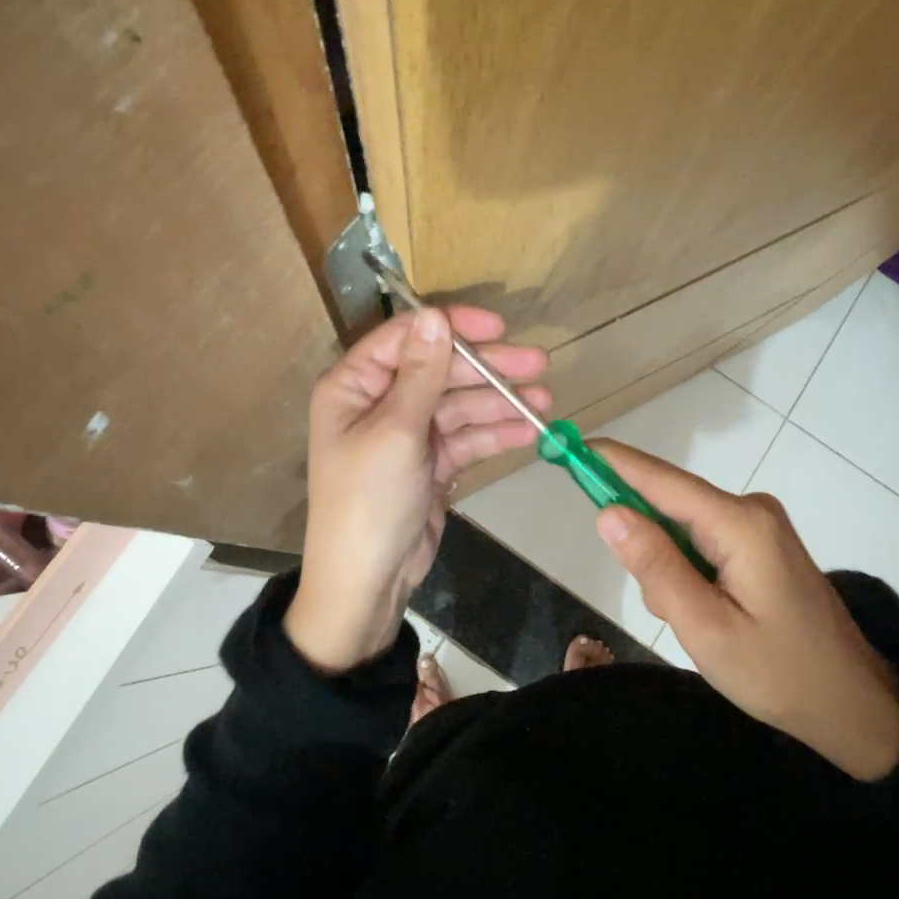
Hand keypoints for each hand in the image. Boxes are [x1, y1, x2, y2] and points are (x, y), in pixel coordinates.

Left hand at [287, 306, 549, 673]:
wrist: (366, 584)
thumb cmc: (369, 502)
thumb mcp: (396, 432)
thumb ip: (421, 374)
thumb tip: (433, 315)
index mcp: (354, 386)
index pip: (407, 338)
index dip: (453, 328)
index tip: (499, 328)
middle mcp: (380, 403)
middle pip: (441, 371)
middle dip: (489, 370)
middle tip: (539, 365)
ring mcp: (407, 435)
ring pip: (460, 405)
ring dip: (500, 404)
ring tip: (545, 402)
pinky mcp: (431, 464)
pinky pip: (467, 438)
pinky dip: (495, 435)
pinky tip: (528, 433)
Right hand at [590, 441, 898, 779]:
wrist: (852, 703)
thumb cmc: (779, 673)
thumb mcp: (706, 628)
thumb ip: (655, 567)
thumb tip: (608, 512)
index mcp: (740, 523)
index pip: (661, 480)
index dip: (612, 464)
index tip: (569, 450)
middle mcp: (750, 509)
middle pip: (668, 507)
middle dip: (649, 553)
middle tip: (671, 612)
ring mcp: (758, 525)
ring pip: (681, 531)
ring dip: (672, 574)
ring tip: (702, 625)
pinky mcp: (761, 543)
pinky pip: (702, 544)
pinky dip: (690, 576)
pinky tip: (713, 616)